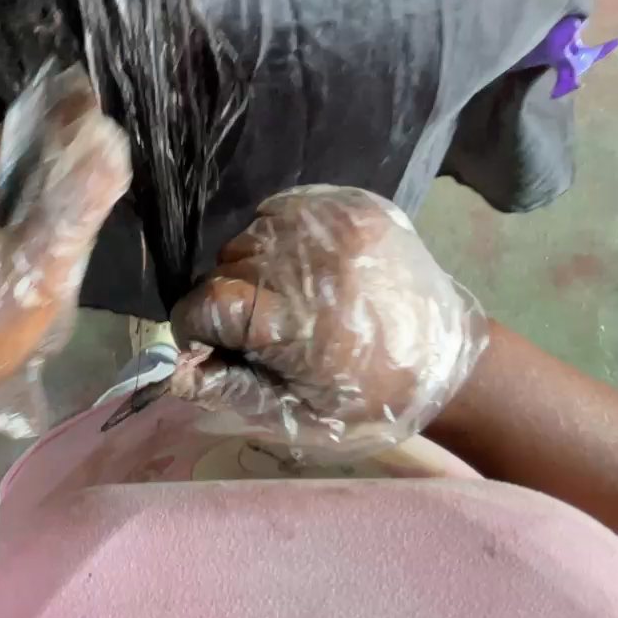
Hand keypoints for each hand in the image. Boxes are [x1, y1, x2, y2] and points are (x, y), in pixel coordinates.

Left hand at [0, 67, 129, 434]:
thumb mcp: (36, 268)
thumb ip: (72, 207)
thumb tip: (109, 139)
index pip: (26, 132)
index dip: (72, 134)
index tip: (112, 153)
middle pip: (24, 160)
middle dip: (64, 175)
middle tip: (97, 205)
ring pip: (19, 191)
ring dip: (52, 203)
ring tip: (77, 232)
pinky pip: (8, 217)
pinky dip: (34, 225)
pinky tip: (50, 251)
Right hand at [168, 185, 485, 459]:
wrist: (448, 365)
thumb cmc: (361, 402)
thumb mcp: (289, 412)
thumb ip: (223, 387)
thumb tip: (169, 370)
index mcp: (298, 319)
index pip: (207, 302)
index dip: (197, 326)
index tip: (214, 344)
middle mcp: (314, 260)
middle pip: (224, 267)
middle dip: (230, 301)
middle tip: (264, 330)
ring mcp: (337, 224)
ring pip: (248, 239)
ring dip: (253, 269)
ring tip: (289, 298)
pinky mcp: (353, 204)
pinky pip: (278, 213)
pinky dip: (277, 240)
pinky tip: (303, 269)